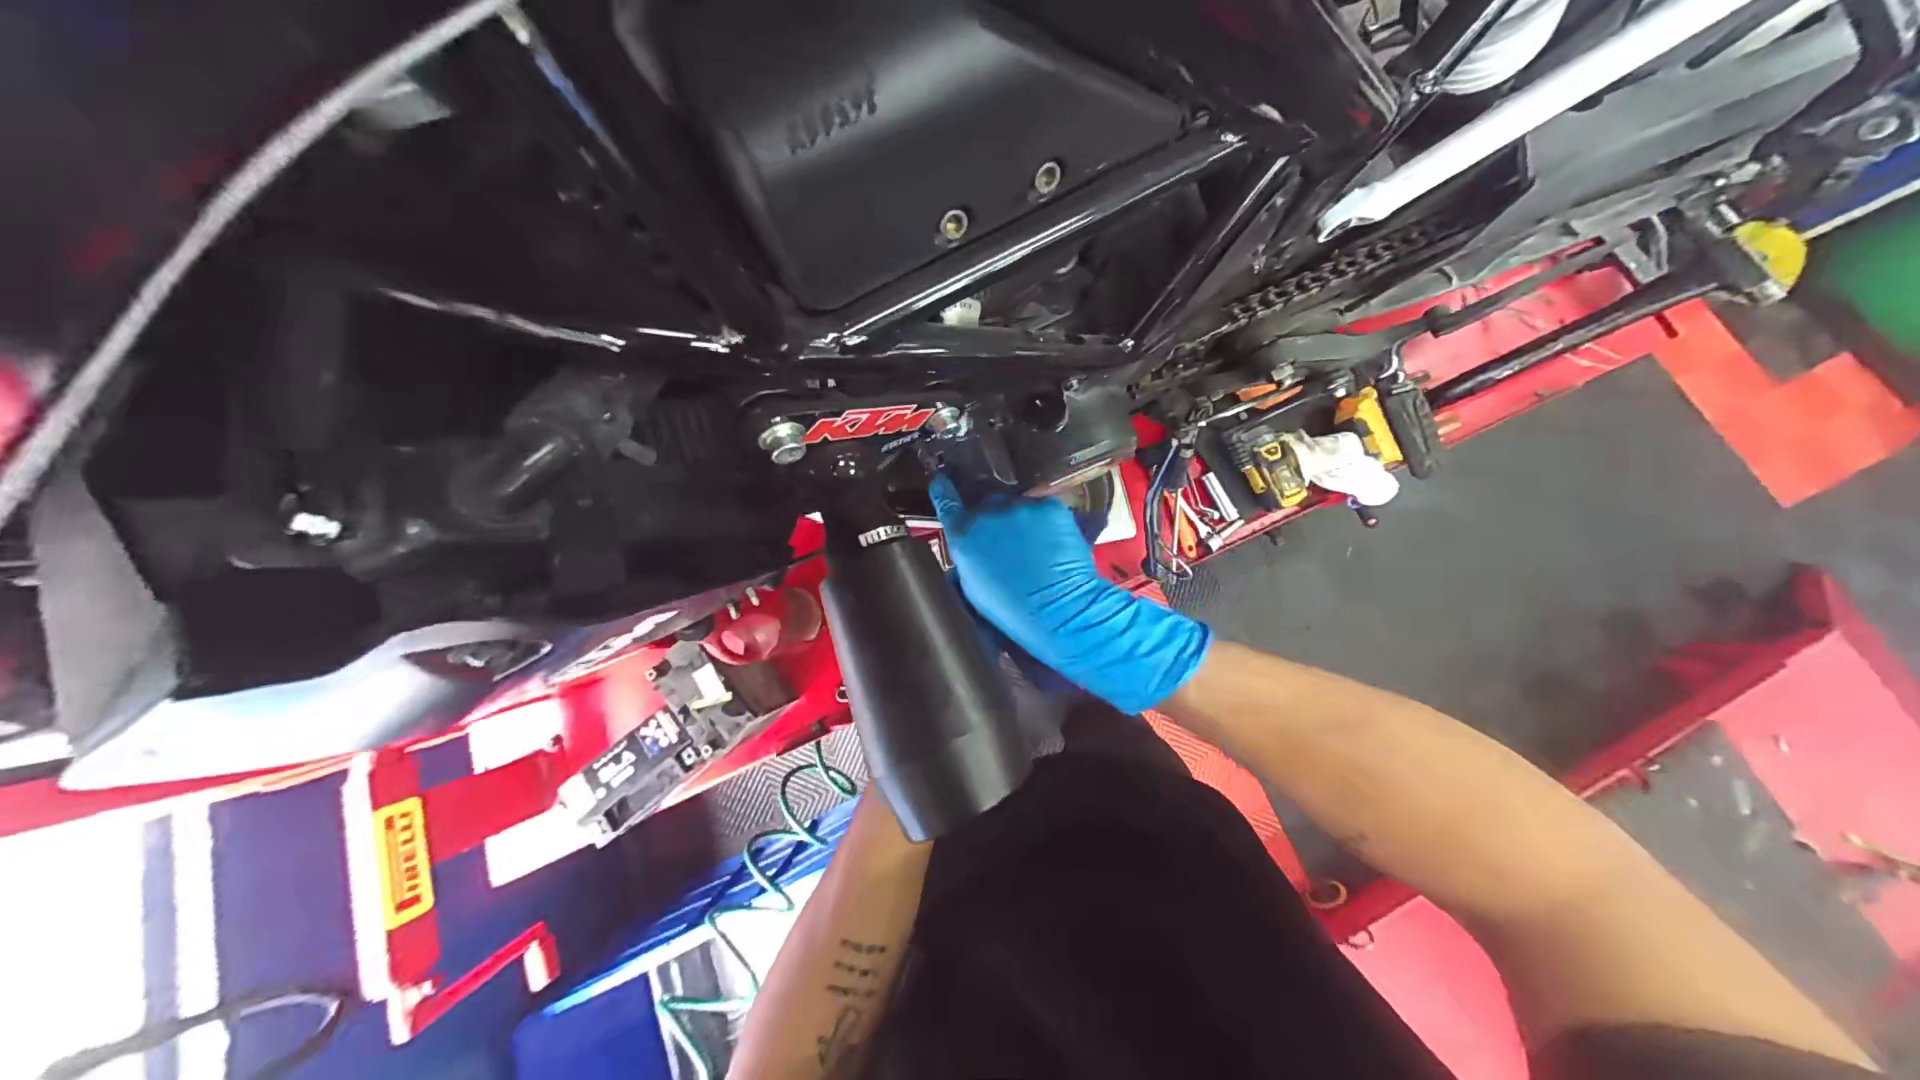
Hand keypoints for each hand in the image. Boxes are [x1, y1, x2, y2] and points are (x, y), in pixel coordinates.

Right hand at [928, 474, 1211, 714]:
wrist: (1060, 611)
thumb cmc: (1011, 611)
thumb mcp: (972, 588)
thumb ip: (965, 559)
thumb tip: (967, 548)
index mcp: (963, 535)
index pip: (945, 499)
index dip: (944, 489)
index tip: (943, 480)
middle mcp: (988, 513)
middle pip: (987, 503)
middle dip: (993, 516)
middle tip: (1008, 539)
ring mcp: (1021, 507)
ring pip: (1017, 505)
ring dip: (1021, 519)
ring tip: (1035, 545)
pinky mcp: (1051, 507)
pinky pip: (1044, 508)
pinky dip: (1047, 522)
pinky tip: (1054, 542)